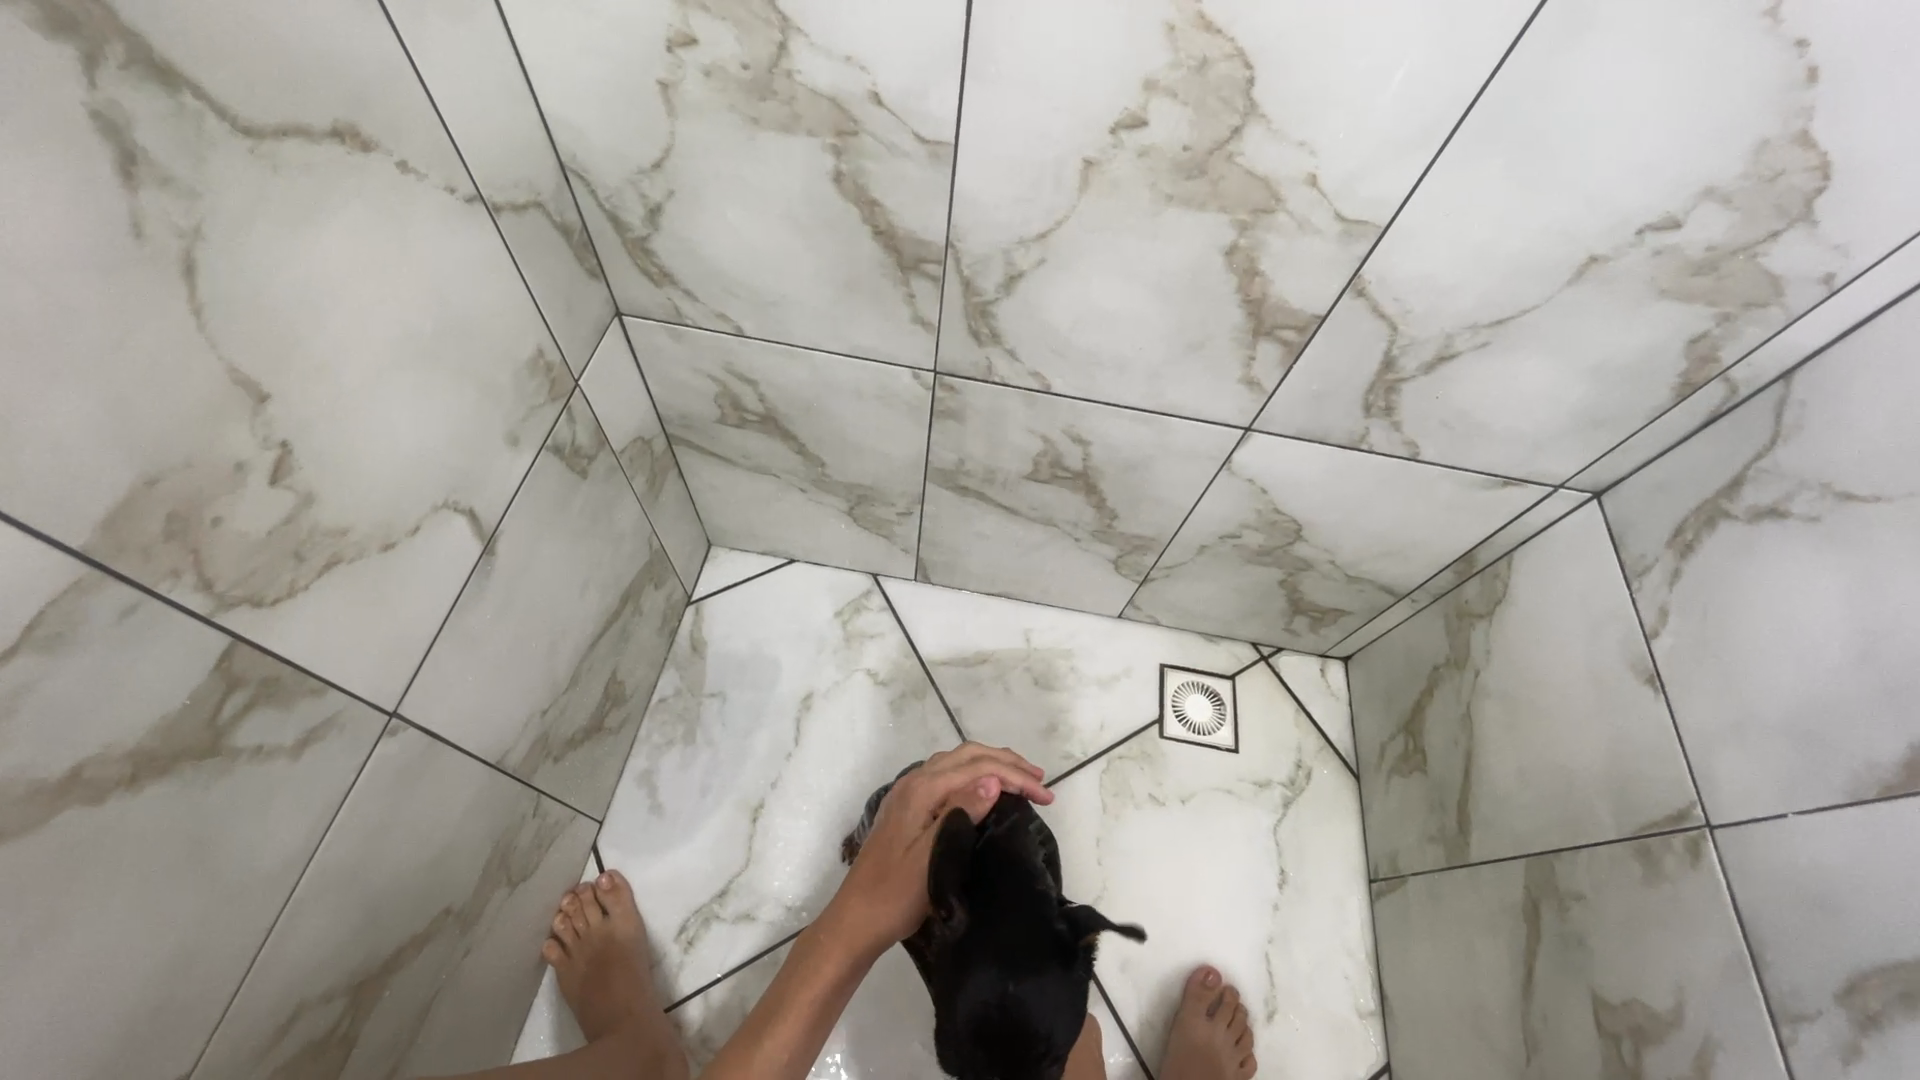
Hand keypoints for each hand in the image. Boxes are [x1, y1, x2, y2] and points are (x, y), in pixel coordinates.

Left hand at [825, 743, 1051, 953]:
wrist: (856, 919)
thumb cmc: (896, 894)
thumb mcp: (932, 856)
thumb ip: (961, 813)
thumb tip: (993, 779)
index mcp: (922, 790)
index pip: (978, 768)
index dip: (1015, 777)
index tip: (1046, 796)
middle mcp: (914, 781)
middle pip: (968, 755)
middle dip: (1007, 763)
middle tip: (1040, 781)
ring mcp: (909, 792)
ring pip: (957, 762)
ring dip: (991, 765)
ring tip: (1021, 779)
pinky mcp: (908, 807)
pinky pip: (948, 775)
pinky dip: (974, 774)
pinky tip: (986, 790)